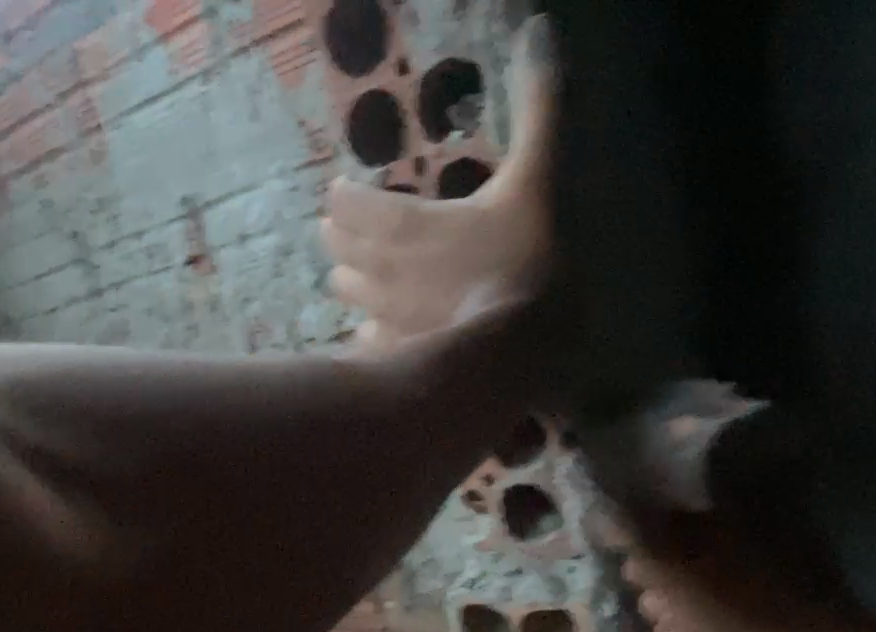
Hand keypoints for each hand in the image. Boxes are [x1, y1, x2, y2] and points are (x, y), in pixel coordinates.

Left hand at [321, 14, 555, 349]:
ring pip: (344, 290)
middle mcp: (379, 269)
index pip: (345, 202)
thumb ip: (538, 108)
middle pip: (336, 244)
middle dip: (341, 232)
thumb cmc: (524, 263)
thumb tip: (538, 30)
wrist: (519, 351)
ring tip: (365, 272)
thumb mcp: (536, 180)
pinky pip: (364, 339)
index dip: (344, 194)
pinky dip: (368, 329)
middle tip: (355, 227)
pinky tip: (385, 328)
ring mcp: (382, 317)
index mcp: (401, 223)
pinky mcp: (394, 354)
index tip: (352, 190)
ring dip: (349, 276)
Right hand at [608, 403, 871, 631]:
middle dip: (656, 574)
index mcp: (733, 513)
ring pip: (695, 581)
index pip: (673, 505)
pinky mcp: (763, 612)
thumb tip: (597, 508)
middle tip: (648, 598)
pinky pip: (714, 609)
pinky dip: (694, 623)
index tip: (626, 555)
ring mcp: (759, 575)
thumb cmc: (739, 608)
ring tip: (665, 627)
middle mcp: (748, 535)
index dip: (642, 528)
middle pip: (681, 545)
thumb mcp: (676, 568)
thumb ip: (635, 535)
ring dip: (671, 604)